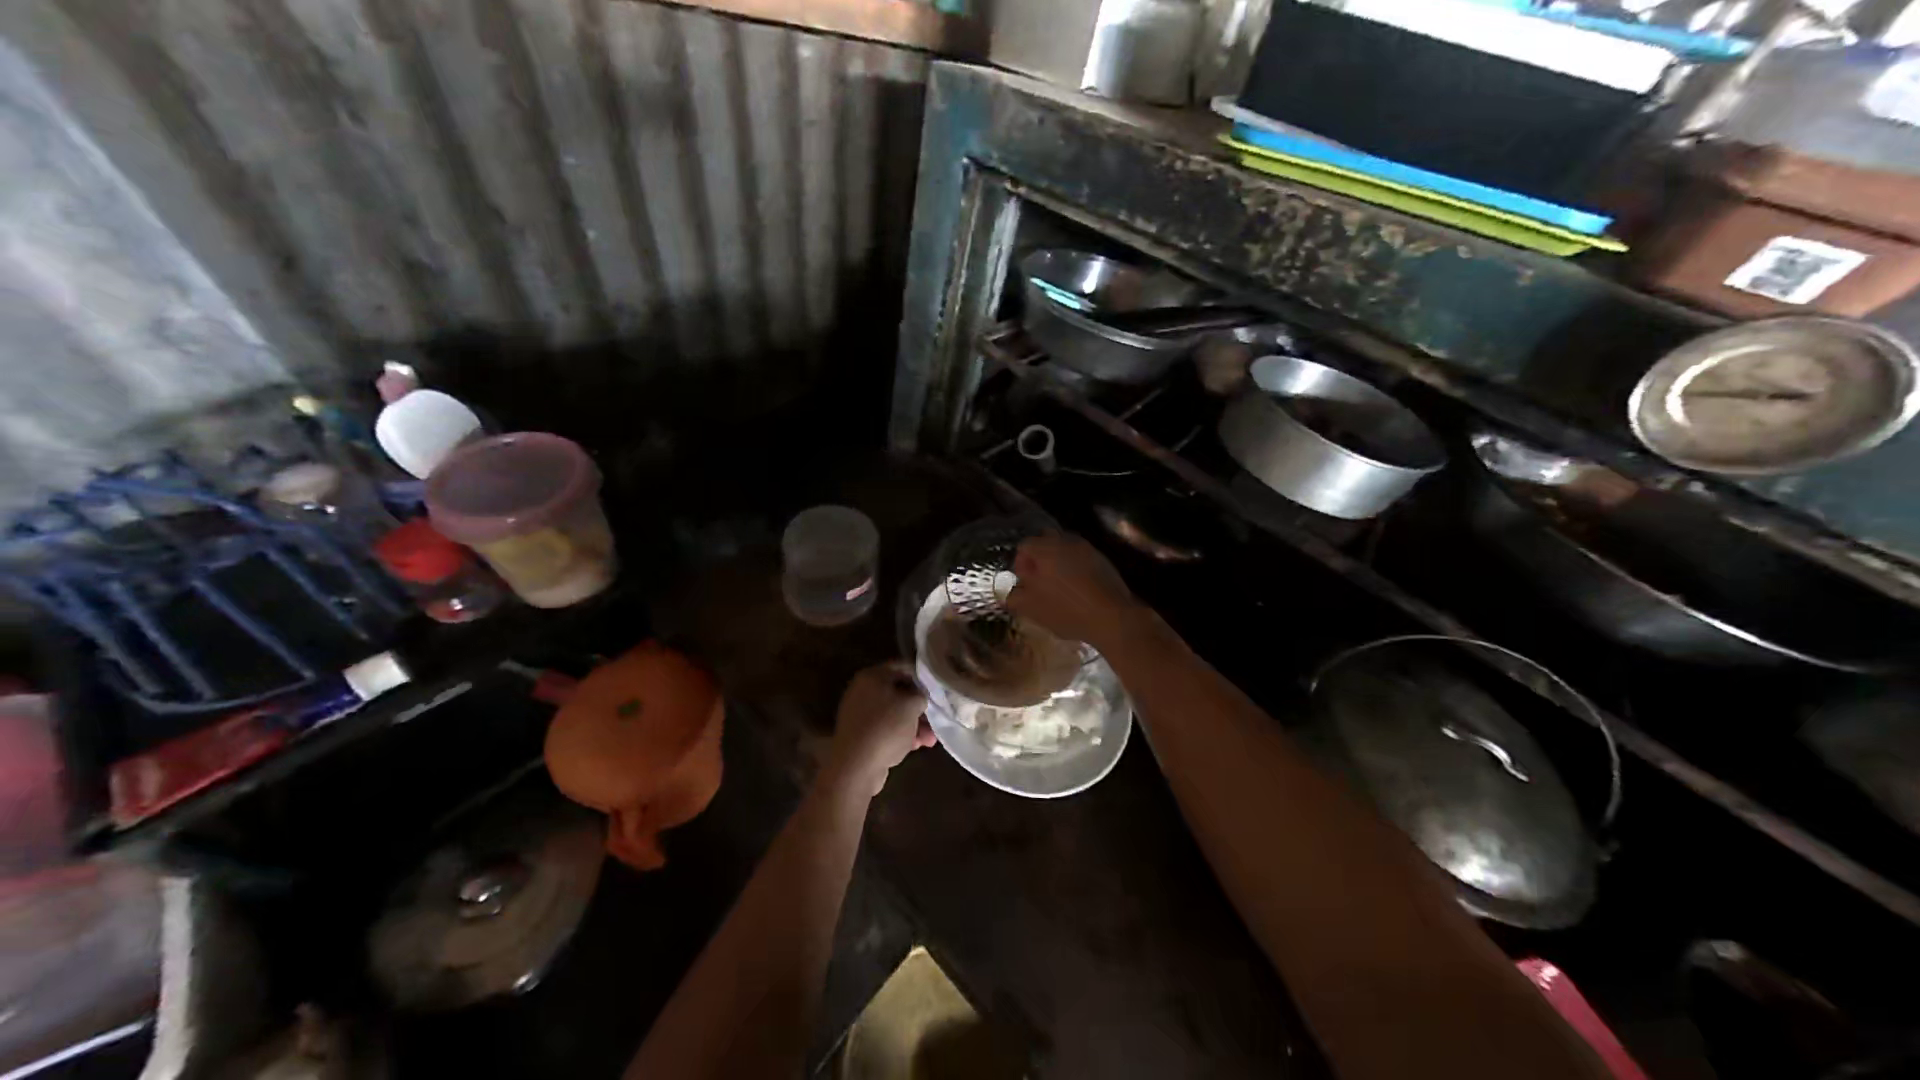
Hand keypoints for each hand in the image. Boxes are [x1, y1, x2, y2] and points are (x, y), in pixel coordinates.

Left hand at [825, 662, 935, 795]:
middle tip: (935, 720)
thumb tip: (919, 696)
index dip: (922, 678)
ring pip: (894, 713)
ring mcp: (860, 713)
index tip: (937, 690)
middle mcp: (863, 690)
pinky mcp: (861, 734)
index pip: (902, 668)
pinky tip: (916, 746)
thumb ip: (921, 695)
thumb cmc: (886, 728)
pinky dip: (901, 734)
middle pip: (899, 693)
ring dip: (914, 724)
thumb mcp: (912, 706)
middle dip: (919, 708)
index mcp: (872, 676)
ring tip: (930, 740)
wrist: (855, 767)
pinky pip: (886, 728)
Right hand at [1006, 532, 1142, 650]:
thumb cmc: (1066, 610)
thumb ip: (1013, 596)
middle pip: (1046, 543)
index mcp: (1045, 549)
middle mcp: (1066, 542)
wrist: (1112, 617)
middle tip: (1039, 583)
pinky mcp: (1104, 561)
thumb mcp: (1031, 608)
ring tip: (1059, 588)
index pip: (1024, 546)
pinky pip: (1082, 559)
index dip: (1020, 564)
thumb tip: (1009, 592)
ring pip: (1065, 550)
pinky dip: (1076, 569)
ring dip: (1058, 564)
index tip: (1024, 583)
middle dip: (1040, 560)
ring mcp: (1088, 549)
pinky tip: (1078, 590)